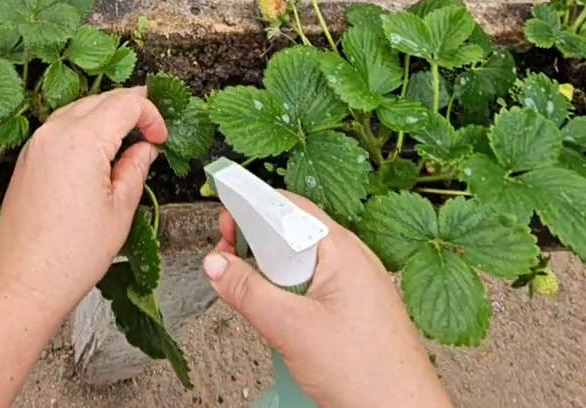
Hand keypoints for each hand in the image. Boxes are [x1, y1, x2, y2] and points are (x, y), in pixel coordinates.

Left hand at [0, 87, 169, 318]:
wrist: (27, 280)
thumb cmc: (73, 253)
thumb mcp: (120, 209)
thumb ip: (136, 167)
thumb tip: (145, 149)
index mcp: (83, 139)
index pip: (126, 103)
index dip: (151, 114)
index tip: (160, 136)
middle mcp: (56, 131)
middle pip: (102, 99)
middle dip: (130, 109)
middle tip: (150, 130)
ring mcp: (38, 142)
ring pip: (79, 108)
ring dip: (106, 115)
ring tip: (126, 139)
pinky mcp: (28, 156)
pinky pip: (60, 126)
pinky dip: (82, 128)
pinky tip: (96, 151)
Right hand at [201, 193, 453, 407]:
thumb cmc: (371, 378)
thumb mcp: (292, 330)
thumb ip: (247, 292)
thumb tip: (215, 264)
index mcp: (341, 248)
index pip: (285, 207)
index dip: (250, 210)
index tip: (224, 226)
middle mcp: (351, 258)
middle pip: (290, 234)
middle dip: (255, 246)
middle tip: (230, 263)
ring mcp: (356, 284)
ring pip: (300, 263)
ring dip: (272, 274)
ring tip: (257, 298)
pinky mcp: (356, 309)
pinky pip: (313, 286)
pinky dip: (290, 294)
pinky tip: (283, 318)